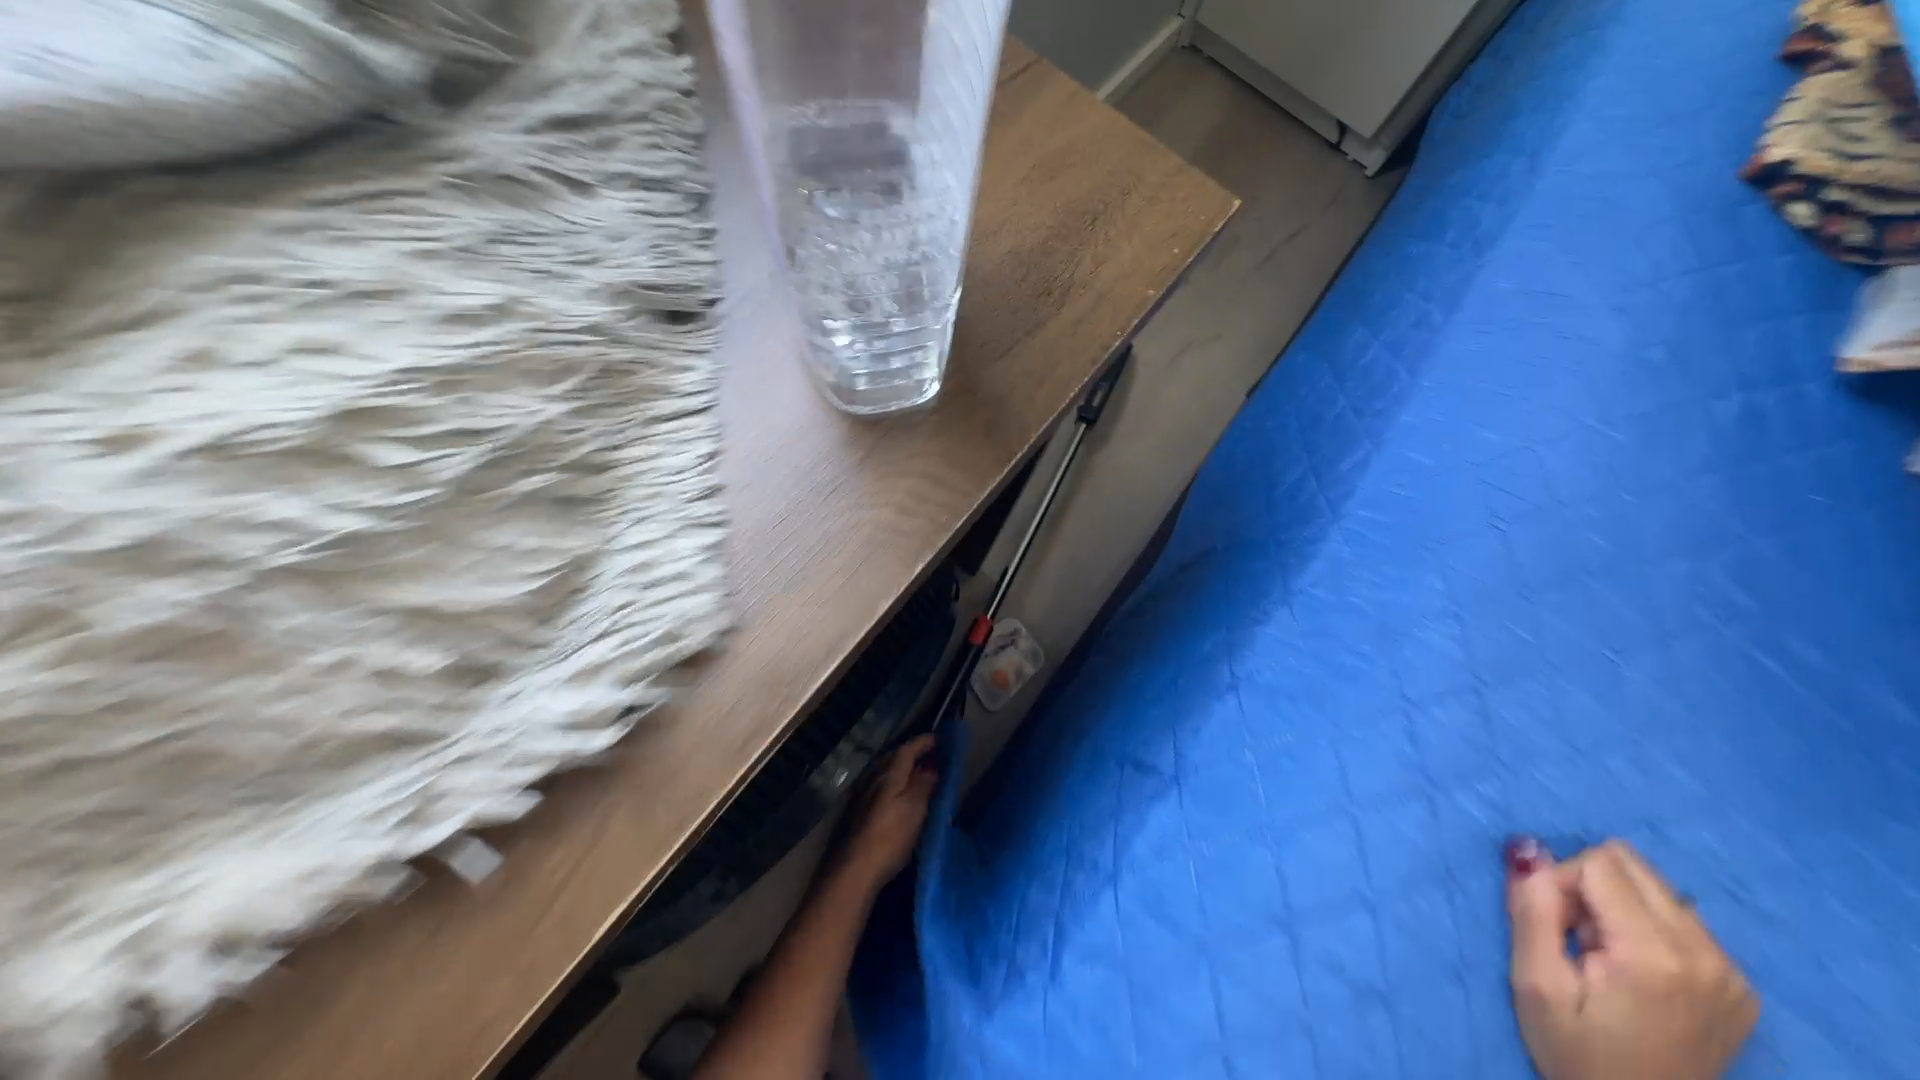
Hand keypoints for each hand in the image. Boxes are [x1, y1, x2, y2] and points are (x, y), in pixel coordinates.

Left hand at [834, 734, 939, 891]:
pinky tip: (900, 796)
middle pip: (893, 758)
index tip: (938, 739)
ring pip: (885, 773)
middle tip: (930, 756)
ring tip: (918, 775)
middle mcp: (873, 779)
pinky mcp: (859, 812)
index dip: (922, 742)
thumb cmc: (890, 836)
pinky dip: (894, 784)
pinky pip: (880, 787)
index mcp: (889, 775)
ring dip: (902, 769)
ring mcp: (863, 796)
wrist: (855, 868)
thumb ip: (924, 785)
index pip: (906, 750)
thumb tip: (931, 768)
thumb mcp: (915, 809)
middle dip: (912, 754)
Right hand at [1507, 838, 1758, 1079]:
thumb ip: (1531, 910)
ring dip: (1619, 908)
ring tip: (1606, 961)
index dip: (1560, 883)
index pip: (1598, 862)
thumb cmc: (1577, 1055)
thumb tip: (1527, 847)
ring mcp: (1732, 972)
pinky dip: (1649, 931)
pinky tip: (1638, 975)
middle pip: (1633, 864)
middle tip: (1576, 941)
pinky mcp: (1741, 986)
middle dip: (1590, 889)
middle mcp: (1707, 954)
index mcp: (1653, 954)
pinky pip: (1684, 922)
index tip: (1551, 928)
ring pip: (1659, 889)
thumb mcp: (1535, 985)